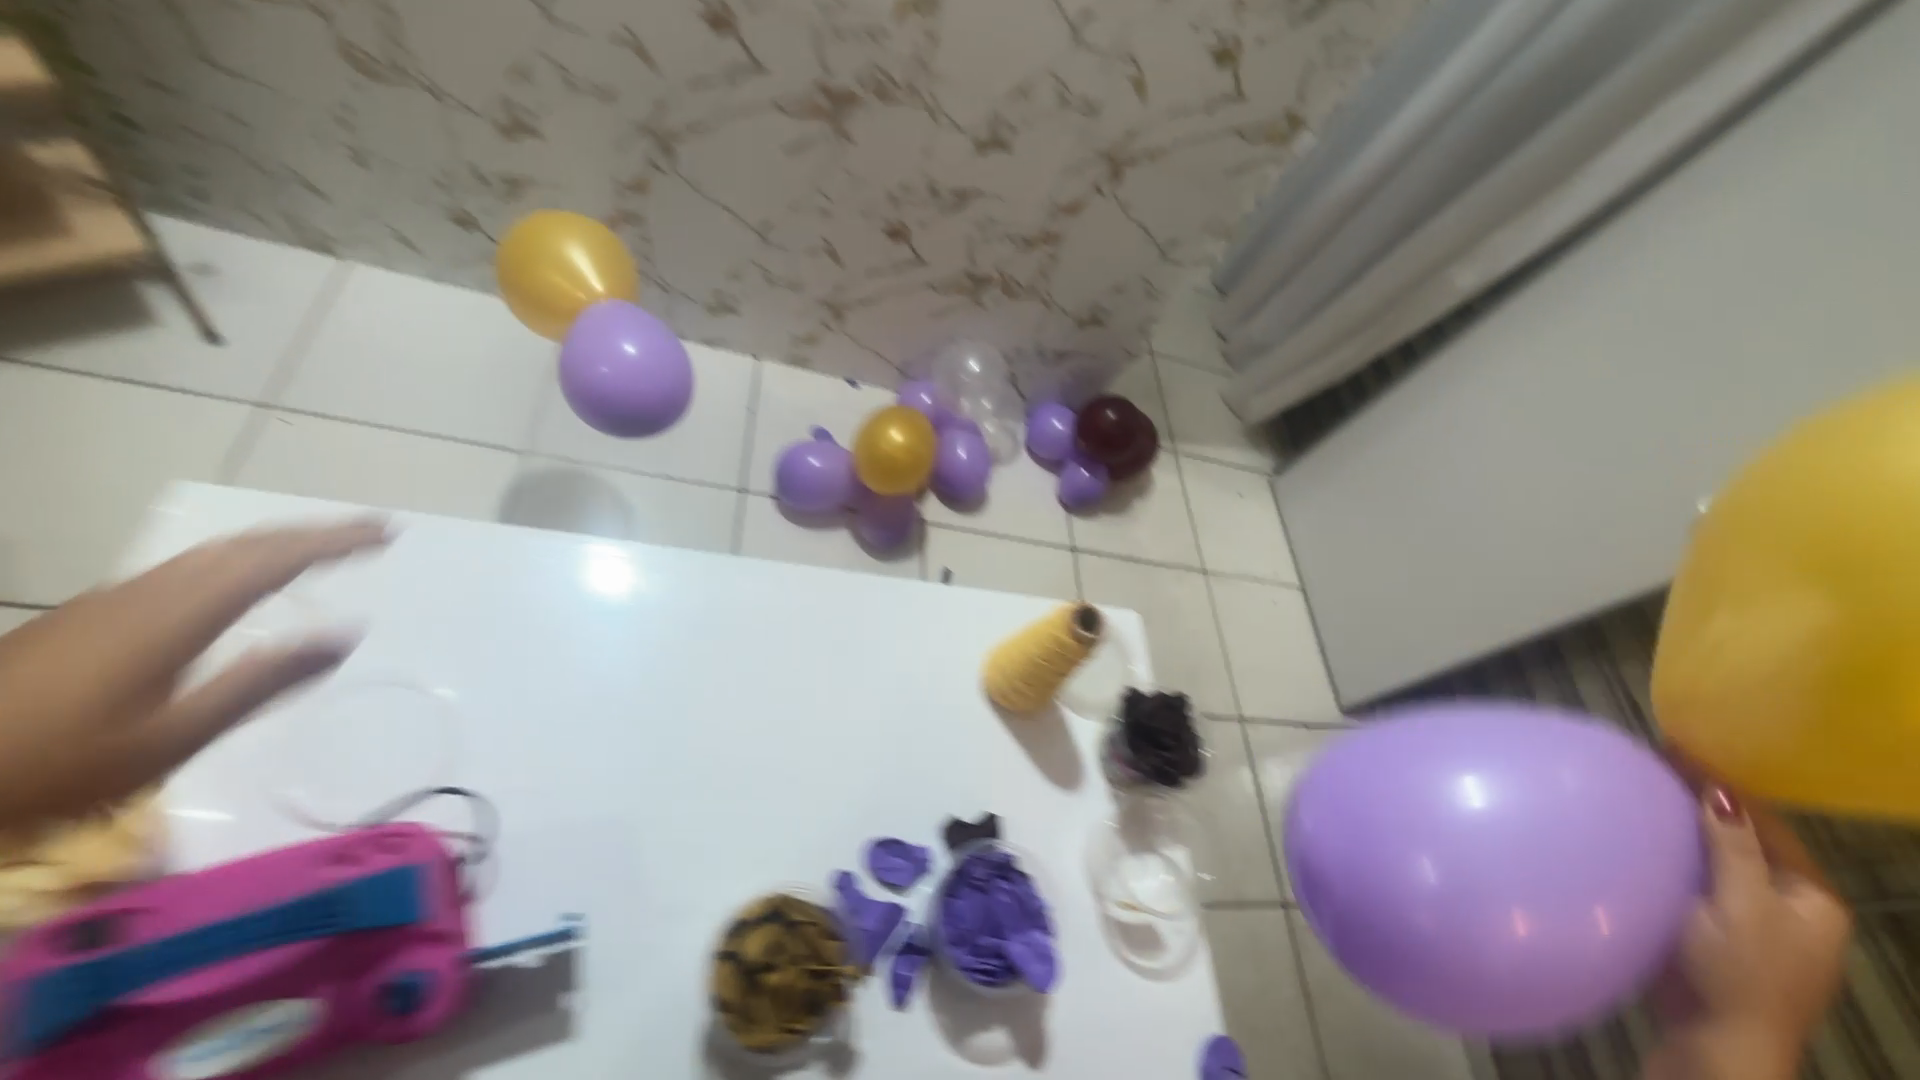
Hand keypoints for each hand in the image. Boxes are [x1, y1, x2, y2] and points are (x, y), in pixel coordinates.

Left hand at [0, 519, 390, 828]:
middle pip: (245, 544)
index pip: (274, 560)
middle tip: (372, 531)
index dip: (335, 540)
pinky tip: (247, 581)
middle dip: (315, 531)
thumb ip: (262, 682)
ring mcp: (115, 599)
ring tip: (326, 547)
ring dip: (277, 542)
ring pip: (213, 552)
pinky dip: (241, 559)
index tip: (387, 533)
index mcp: (178, 616)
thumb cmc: (61, 765)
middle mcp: (150, 592)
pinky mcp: (93, 613)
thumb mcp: (174, 738)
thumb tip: (344, 637)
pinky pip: (189, 568)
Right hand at [1644, 788, 1851, 1079]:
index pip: (1764, 821)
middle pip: (1741, 838)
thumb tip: (1720, 791)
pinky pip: (1692, 881)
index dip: (1720, 781)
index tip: (1673, 745)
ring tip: (1639, 792)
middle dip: (1700, 801)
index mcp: (1810, 897)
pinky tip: (1637, 841)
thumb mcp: (1741, 908)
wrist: (1716, 1042)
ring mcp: (1750, 922)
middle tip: (1651, 763)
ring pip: (1714, 860)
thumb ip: (1733, 850)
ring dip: (1681, 828)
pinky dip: (1669, 857)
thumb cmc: (1739, 973)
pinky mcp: (1713, 935)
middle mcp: (1787, 905)